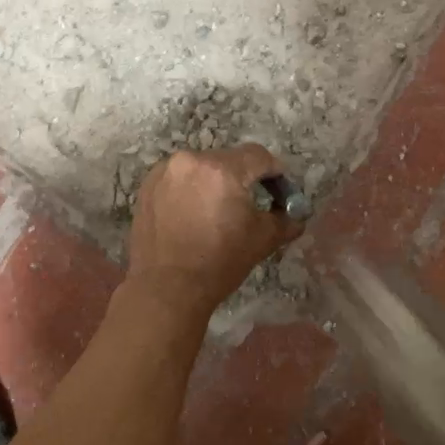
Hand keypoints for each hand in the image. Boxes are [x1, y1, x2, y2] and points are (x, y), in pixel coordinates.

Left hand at [126, 144, 303, 318]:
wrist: (166, 288)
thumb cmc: (219, 263)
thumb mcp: (261, 241)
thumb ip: (285, 220)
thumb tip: (297, 214)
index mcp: (222, 170)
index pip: (258, 155)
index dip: (274, 171)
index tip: (279, 190)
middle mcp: (192, 160)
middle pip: (228, 159)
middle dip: (242, 178)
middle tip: (248, 204)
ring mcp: (166, 170)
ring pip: (201, 167)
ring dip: (213, 182)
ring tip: (216, 211)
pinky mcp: (148, 184)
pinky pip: (178, 177)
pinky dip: (189, 188)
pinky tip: (192, 214)